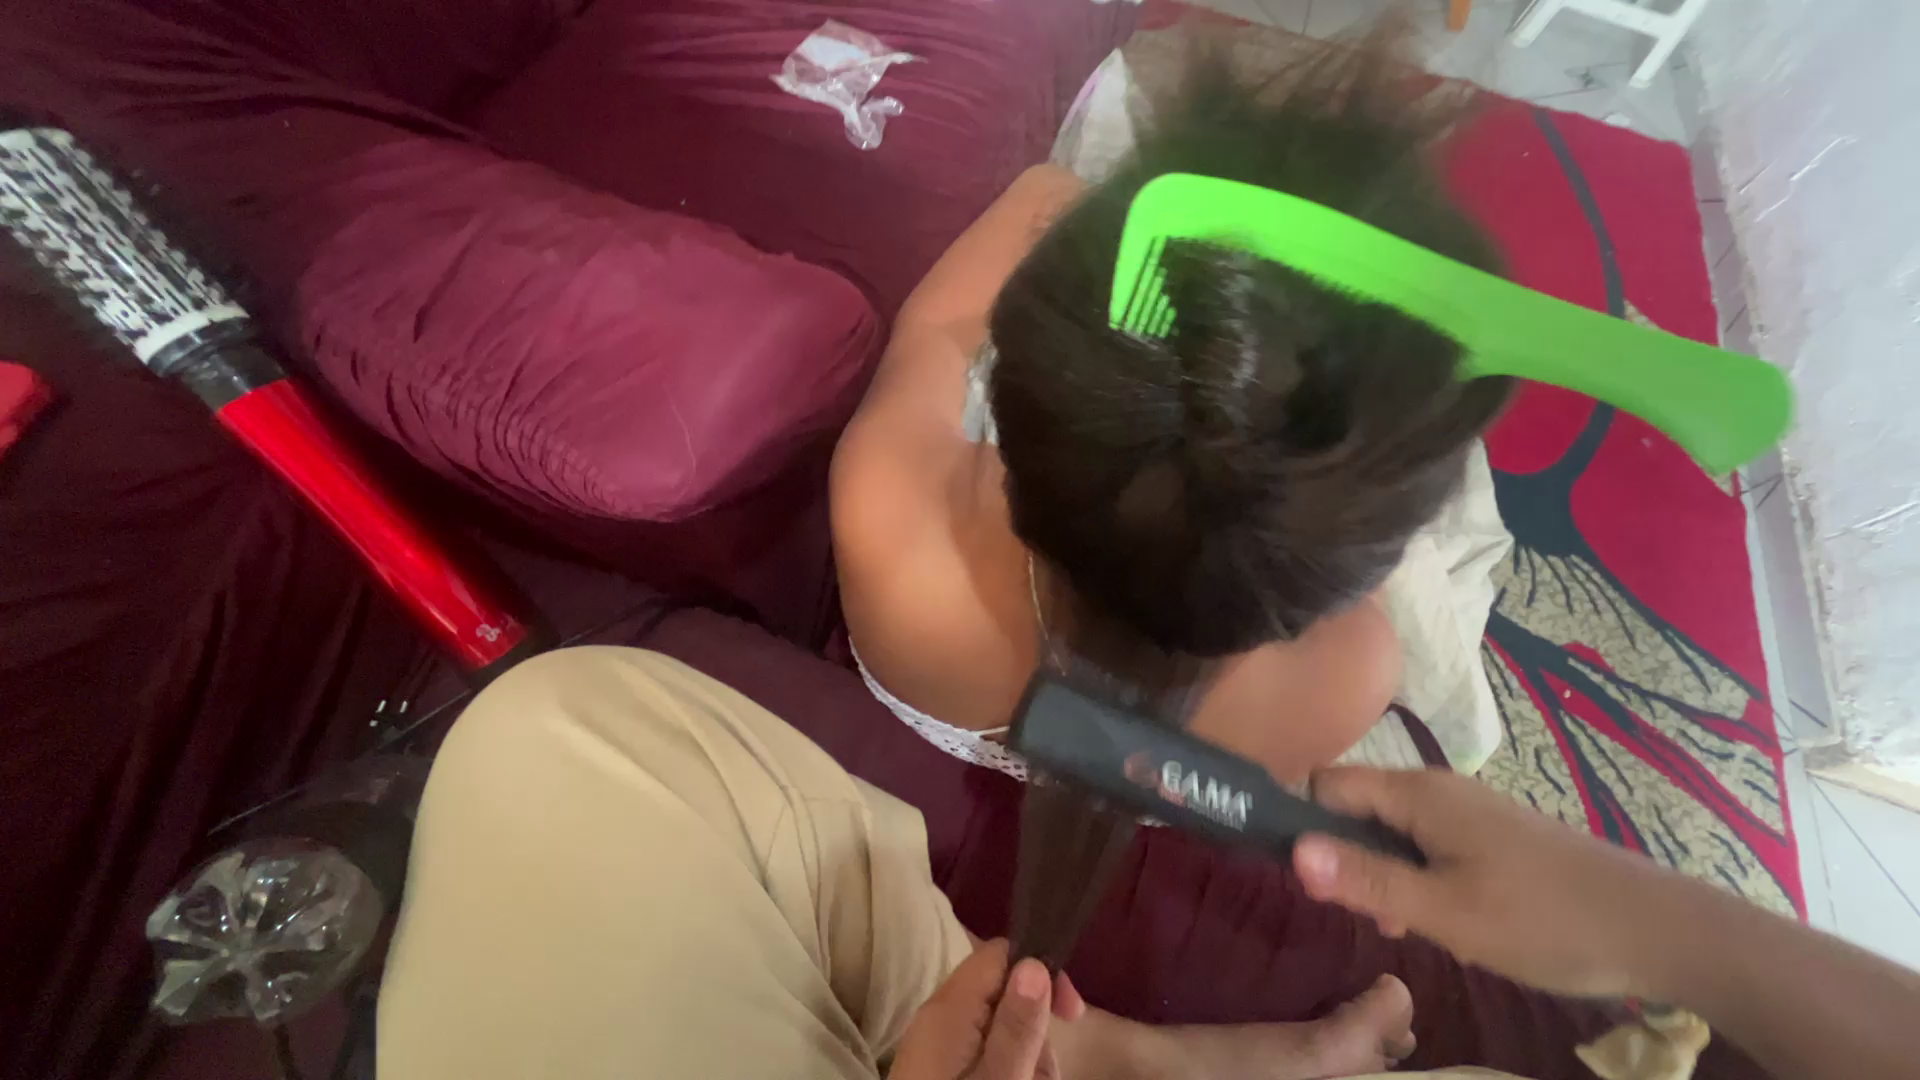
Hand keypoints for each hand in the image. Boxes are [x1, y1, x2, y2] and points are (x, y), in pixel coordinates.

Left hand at [890, 939, 1086, 1079]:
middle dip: (1036, 1036)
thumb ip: (1017, 1025)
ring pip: (1000, 1035)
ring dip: (1028, 1064)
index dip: (1038, 970)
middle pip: (1004, 997)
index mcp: (948, 1008)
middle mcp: (939, 1019)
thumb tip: (1034, 962)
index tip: (1072, 1012)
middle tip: (1044, 1079)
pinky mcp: (940, 1076)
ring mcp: (938, 1051)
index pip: (997, 954)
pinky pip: (986, 1062)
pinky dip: (1008, 1076)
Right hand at [1293, 766, 1681, 998]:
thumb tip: (1292, 852)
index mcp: (1415, 792)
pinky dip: (1418, 871)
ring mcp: (1467, 807)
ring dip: (1383, 869)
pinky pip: (1427, 838)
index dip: (1306, 823)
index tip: (1312, 878)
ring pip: (1392, 825)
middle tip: (1366, 913)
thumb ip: (1365, 879)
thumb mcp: (1444, 910)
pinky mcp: (1490, 830)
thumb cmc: (1543, 920)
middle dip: (1347, 854)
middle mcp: (1435, 785)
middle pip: (1357, 804)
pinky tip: (1445, 915)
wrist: (1665, 932)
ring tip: (1405, 923)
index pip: (1326, 784)